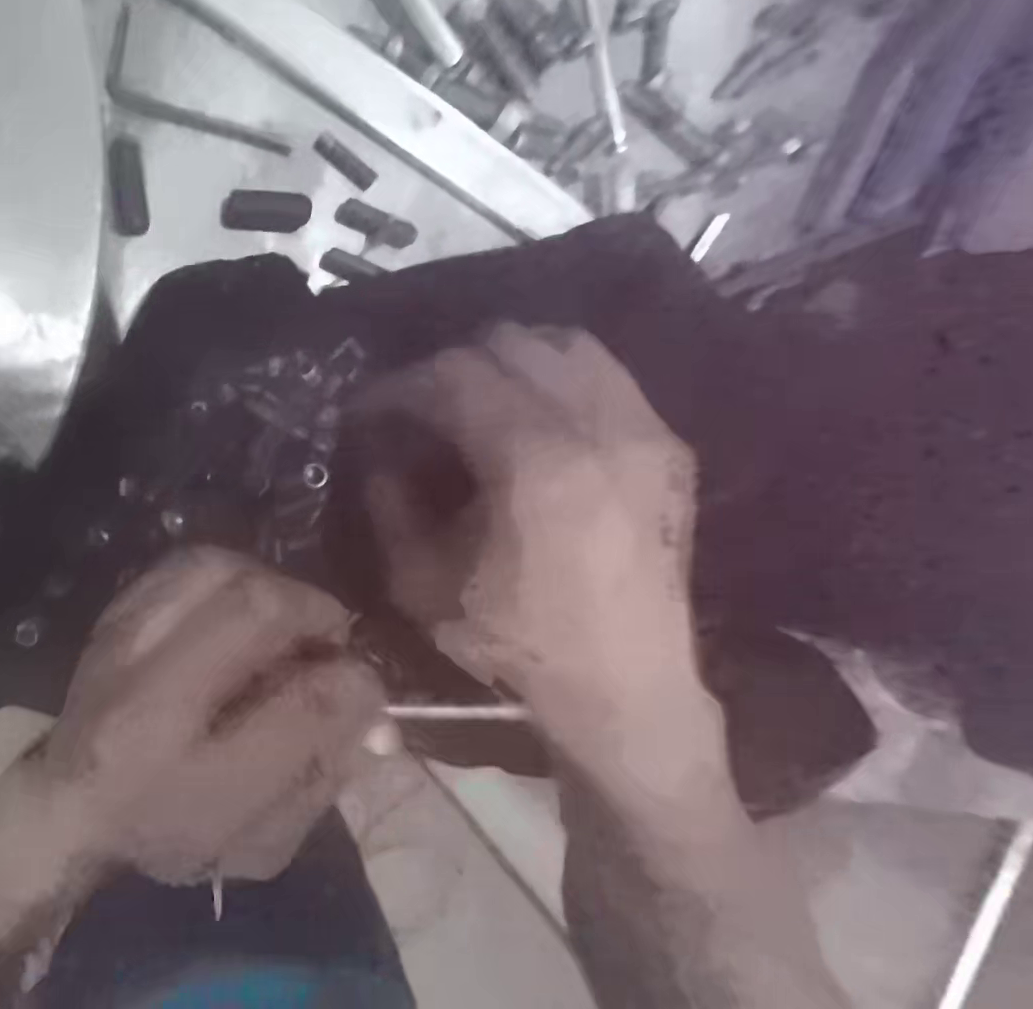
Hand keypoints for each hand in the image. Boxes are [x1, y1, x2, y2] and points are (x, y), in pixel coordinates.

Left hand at [40, 547, 384, 884]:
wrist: (71, 802)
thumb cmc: (169, 830)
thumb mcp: (257, 838)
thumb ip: (321, 771)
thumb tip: (375, 704)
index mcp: (190, 780)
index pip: (298, 709)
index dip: (352, 683)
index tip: (364, 681)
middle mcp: (146, 698)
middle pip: (252, 607)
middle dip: (312, 610)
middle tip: (326, 638)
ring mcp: (121, 642)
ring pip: (216, 569)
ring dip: (270, 585)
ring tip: (283, 620)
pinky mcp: (112, 613)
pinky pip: (185, 564)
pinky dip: (229, 574)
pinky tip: (238, 605)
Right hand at [357, 324, 704, 739]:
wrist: (628, 690)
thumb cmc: (515, 641)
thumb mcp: (421, 580)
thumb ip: (389, 503)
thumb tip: (379, 453)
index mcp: (535, 461)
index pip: (452, 377)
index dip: (397, 386)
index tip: (366, 409)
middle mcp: (599, 426)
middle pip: (507, 342)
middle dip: (444, 368)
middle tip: (414, 410)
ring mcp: (644, 429)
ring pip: (563, 342)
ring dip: (502, 362)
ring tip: (469, 404)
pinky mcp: (666, 445)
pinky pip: (601, 374)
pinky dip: (550, 377)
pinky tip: (524, 418)